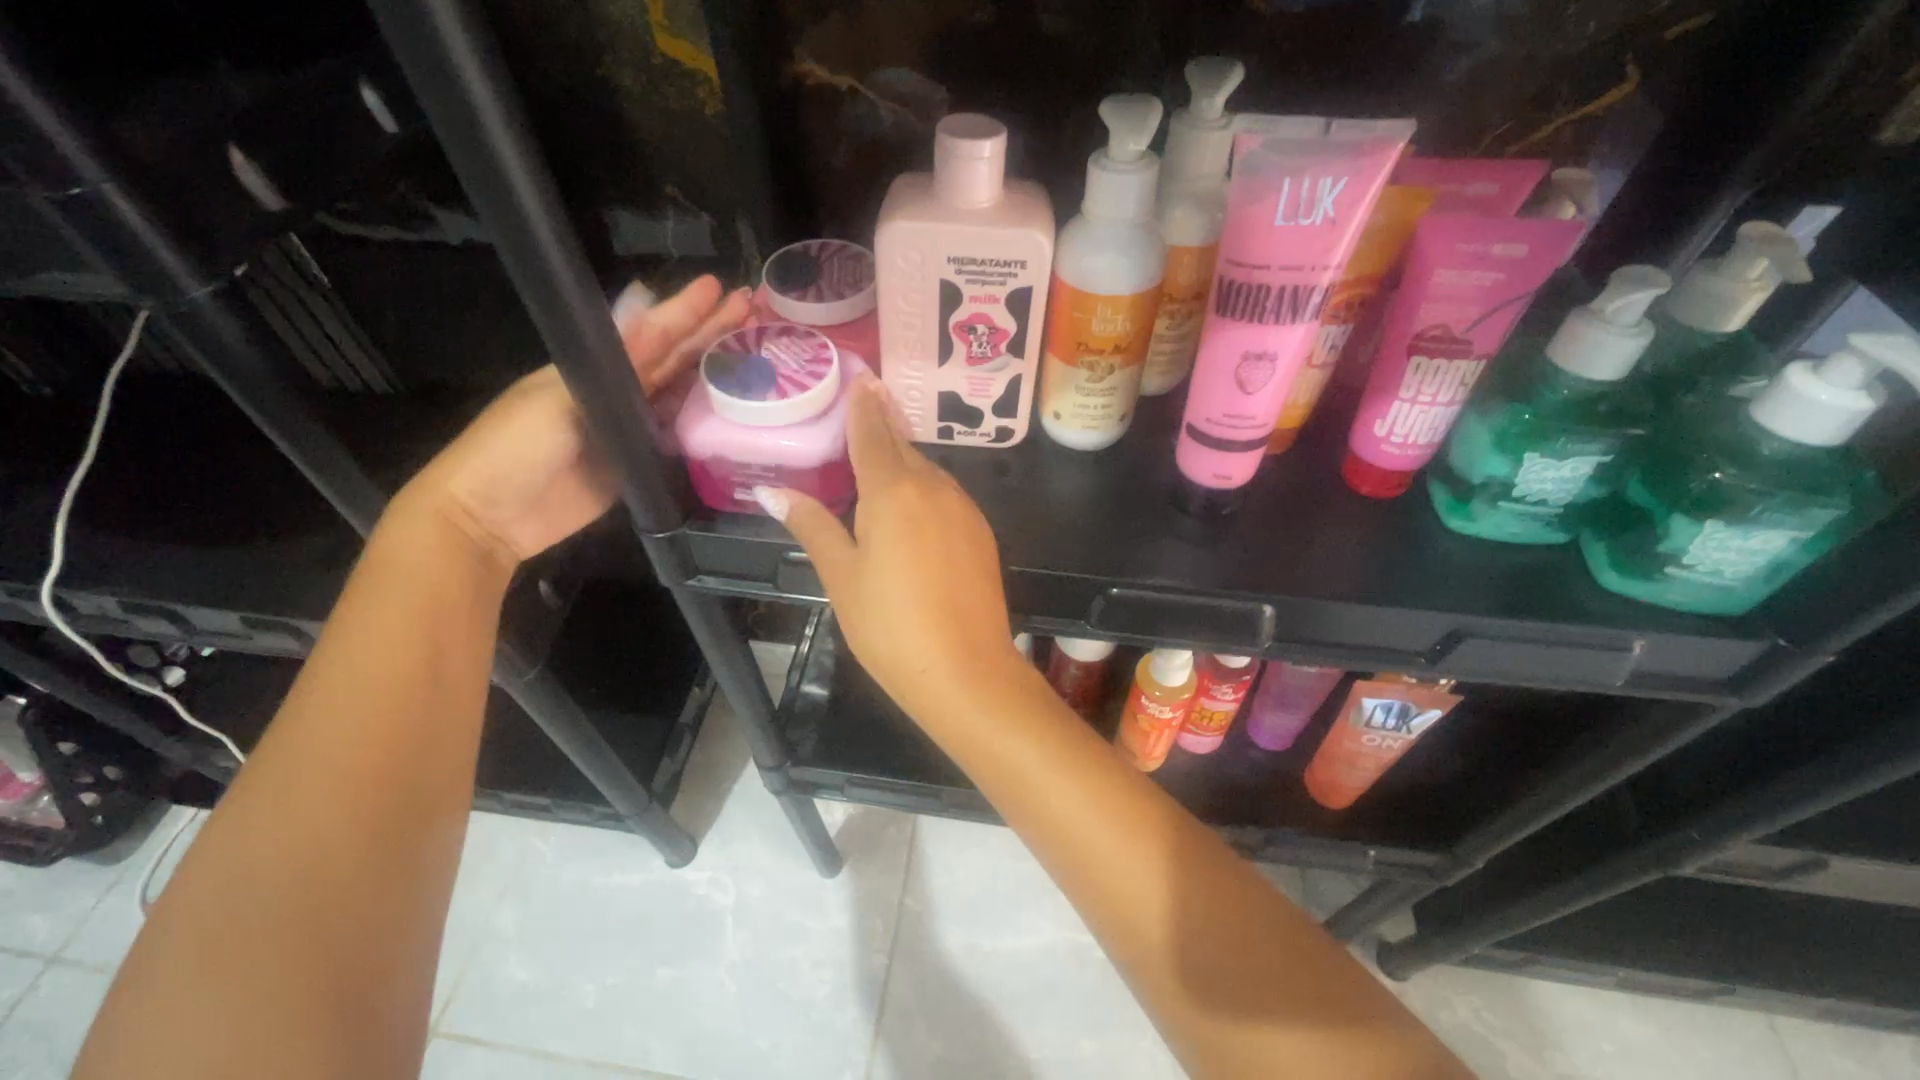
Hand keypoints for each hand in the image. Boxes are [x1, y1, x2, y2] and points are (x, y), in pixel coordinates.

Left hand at [403, 274, 749, 568]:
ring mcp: (629, 430)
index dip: (685, 312)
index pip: (651, 335)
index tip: (719, 288)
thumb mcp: (560, 397)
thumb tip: (648, 315)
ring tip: (755, 350)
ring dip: (714, 371)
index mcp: (594, 367)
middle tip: (751, 307)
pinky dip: (703, 420)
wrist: (488, 516)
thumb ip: (611, 364)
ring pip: (681, 393)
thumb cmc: (514, 447)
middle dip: (710, 332)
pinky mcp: (638, 467)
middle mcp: (618, 392)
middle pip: (673, 358)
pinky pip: (678, 437)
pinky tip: (735, 407)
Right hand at [762, 376, 1025, 723]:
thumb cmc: (890, 625)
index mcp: (892, 491)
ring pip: (929, 471)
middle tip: (867, 402)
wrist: (966, 671)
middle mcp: (933, 488)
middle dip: (884, 424)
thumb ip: (812, 525)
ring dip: (905, 458)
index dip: (863, 407)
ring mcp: (964, 510)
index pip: (872, 435)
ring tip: (883, 453)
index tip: (860, 379)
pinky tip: (914, 504)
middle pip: (903, 447)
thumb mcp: (841, 576)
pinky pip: (947, 496)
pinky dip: (926, 488)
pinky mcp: (981, 534)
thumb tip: (771, 491)